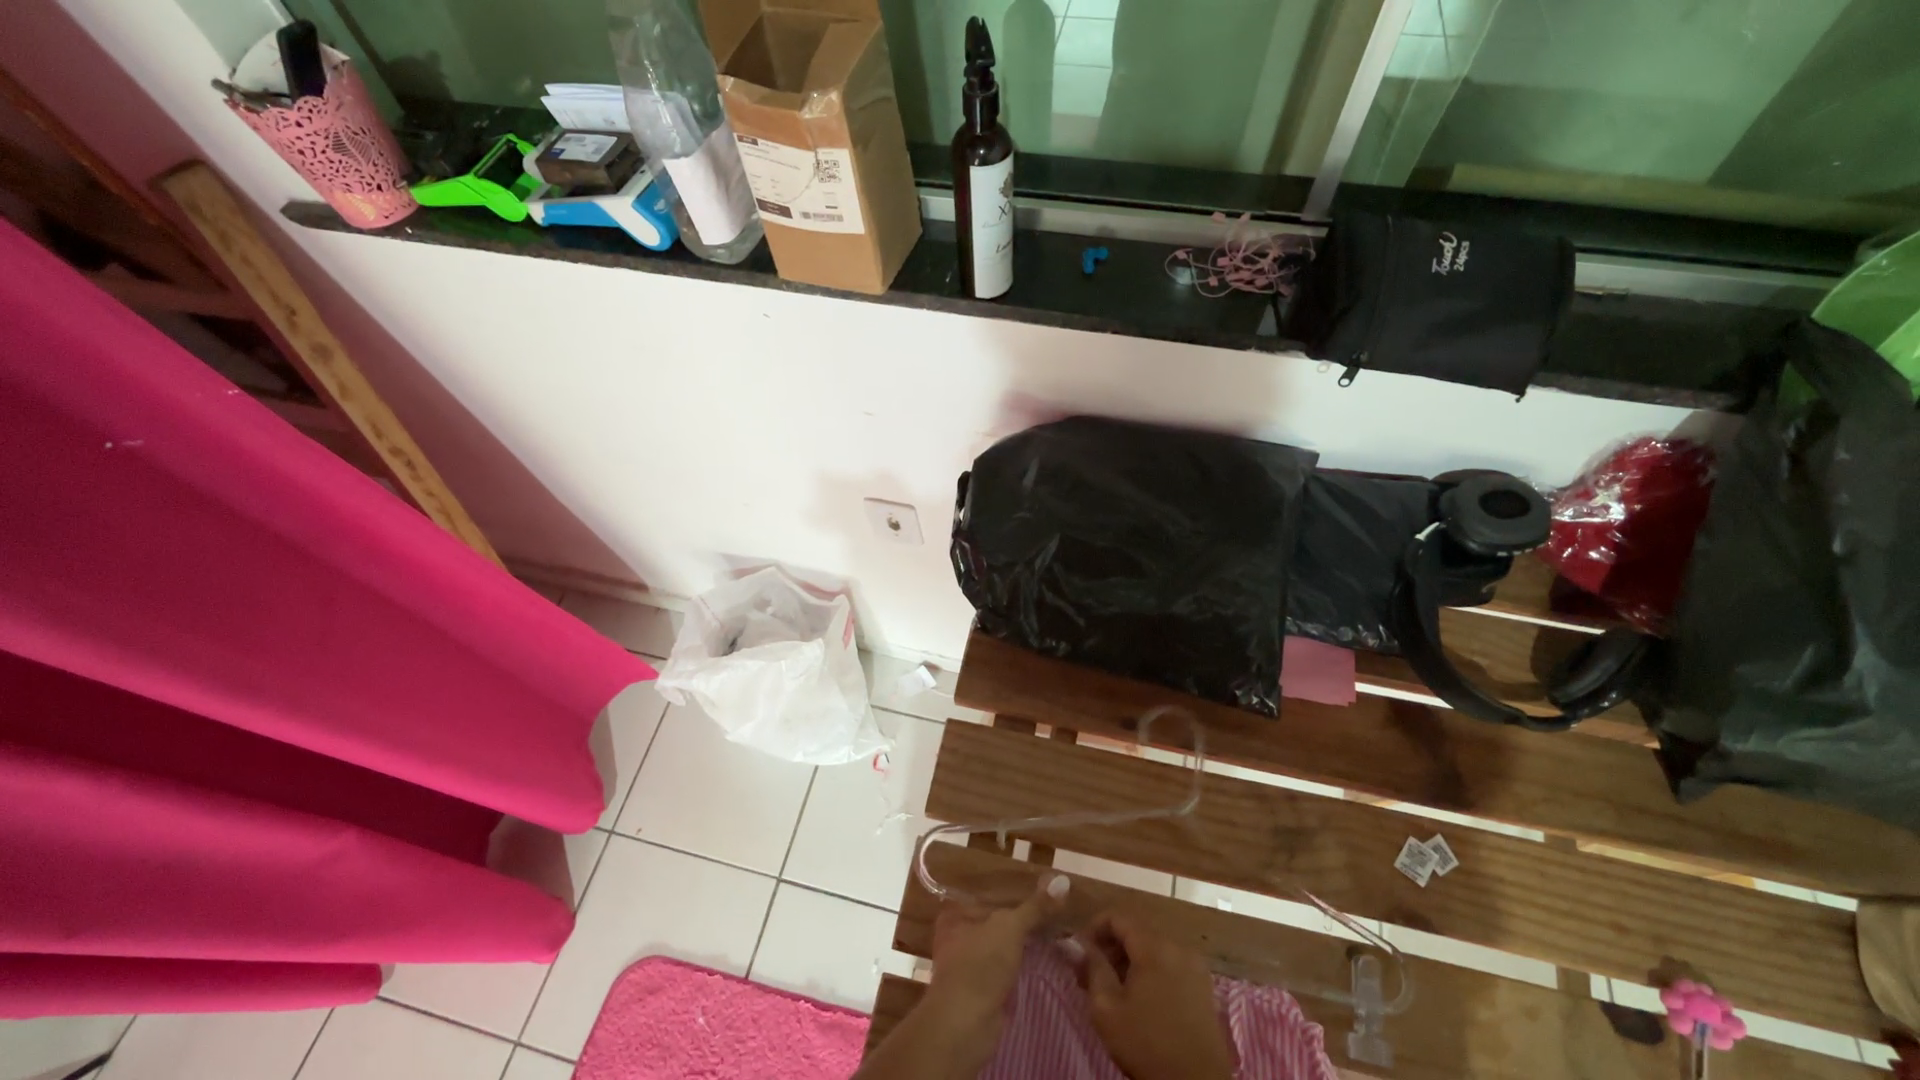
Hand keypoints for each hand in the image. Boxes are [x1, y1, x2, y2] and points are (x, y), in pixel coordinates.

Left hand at [927, 873, 1068, 1039]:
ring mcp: (969, 968)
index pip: (992, 900)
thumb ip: (1035, 907)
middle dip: (1026, 927)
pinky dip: (1024, 972)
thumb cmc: (980, 964)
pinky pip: (1007, 974)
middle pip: (999, 927)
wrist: (965, 1023)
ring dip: (1027, 951)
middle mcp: (958, 939)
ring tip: (1061, 943)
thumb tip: (1062, 879)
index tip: (1050, 901)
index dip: (1020, 900)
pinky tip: (1048, 968)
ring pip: (1004, 952)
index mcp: (956, 916)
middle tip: (1061, 923)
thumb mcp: (1010, 927)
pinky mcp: (981, 994)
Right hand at [1076, 913, 1235, 1079]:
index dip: (1094, 927)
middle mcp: (1179, 947)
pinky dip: (1151, 968)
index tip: (1079, 950)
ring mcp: (1196, 965)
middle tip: (1091, 971)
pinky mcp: (1204, 984)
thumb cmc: (1146, 1044)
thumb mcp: (1107, 1008)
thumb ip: (1091, 968)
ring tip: (1113, 985)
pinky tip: (1140, 995)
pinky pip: (1171, 961)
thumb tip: (1075, 943)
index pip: (1119, 917)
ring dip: (1130, 957)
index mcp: (1156, 947)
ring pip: (1155, 946)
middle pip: (1138, 930)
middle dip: (1111, 944)